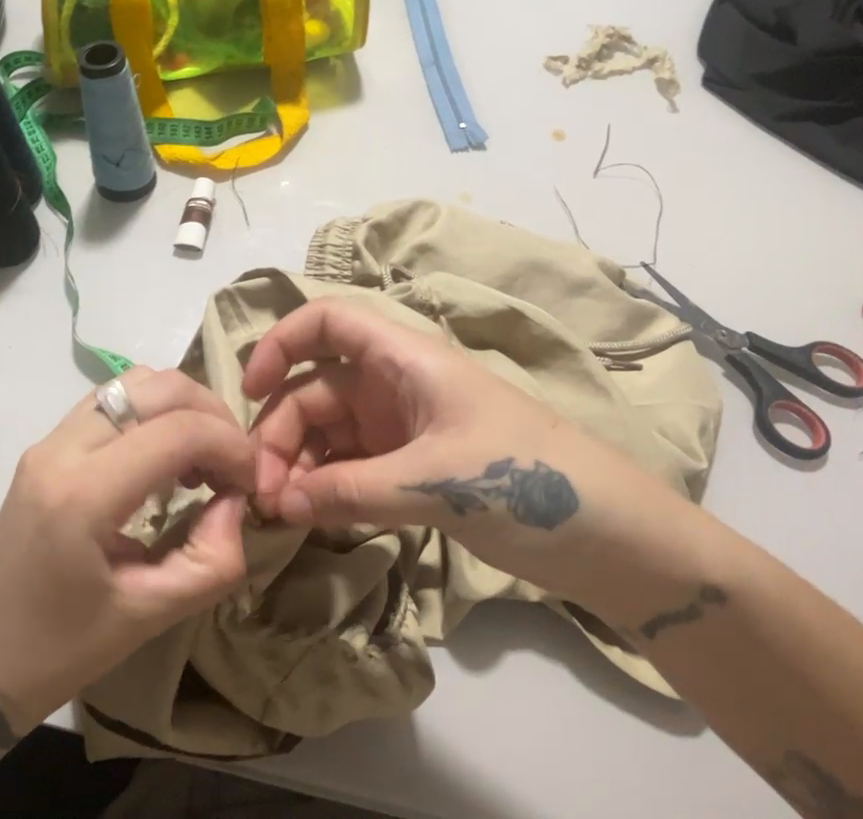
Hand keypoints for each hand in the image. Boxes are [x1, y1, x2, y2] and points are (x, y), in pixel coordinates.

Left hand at [0, 367, 254, 730]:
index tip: (251, 484)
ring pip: (131, 383)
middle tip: (233, 465)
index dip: (231, 446)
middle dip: (211, 414)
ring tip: (201, 462)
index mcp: (82, 495)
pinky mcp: (43, 449)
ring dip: (180, 408)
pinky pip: (108, 403)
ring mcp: (46, 443)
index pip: (177, 431)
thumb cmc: (65, 649)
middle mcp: (60, 451)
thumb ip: (212, 558)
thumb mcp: (152, 615)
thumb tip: (238, 501)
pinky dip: (151, 414)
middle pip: (156, 388)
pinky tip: (165, 462)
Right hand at [244, 299, 695, 606]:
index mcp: (407, 358)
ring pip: (328, 434)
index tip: (248, 393)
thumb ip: (349, 492)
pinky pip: (350, 469)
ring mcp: (403, 430)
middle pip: (315, 390)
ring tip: (283, 514)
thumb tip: (275, 505)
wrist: (614, 539)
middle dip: (282, 433)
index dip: (281, 343)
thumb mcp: (434, 484)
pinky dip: (326, 489)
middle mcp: (397, 386)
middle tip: (263, 494)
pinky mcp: (413, 471)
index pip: (328, 322)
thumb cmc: (529, 483)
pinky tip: (312, 518)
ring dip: (299, 467)